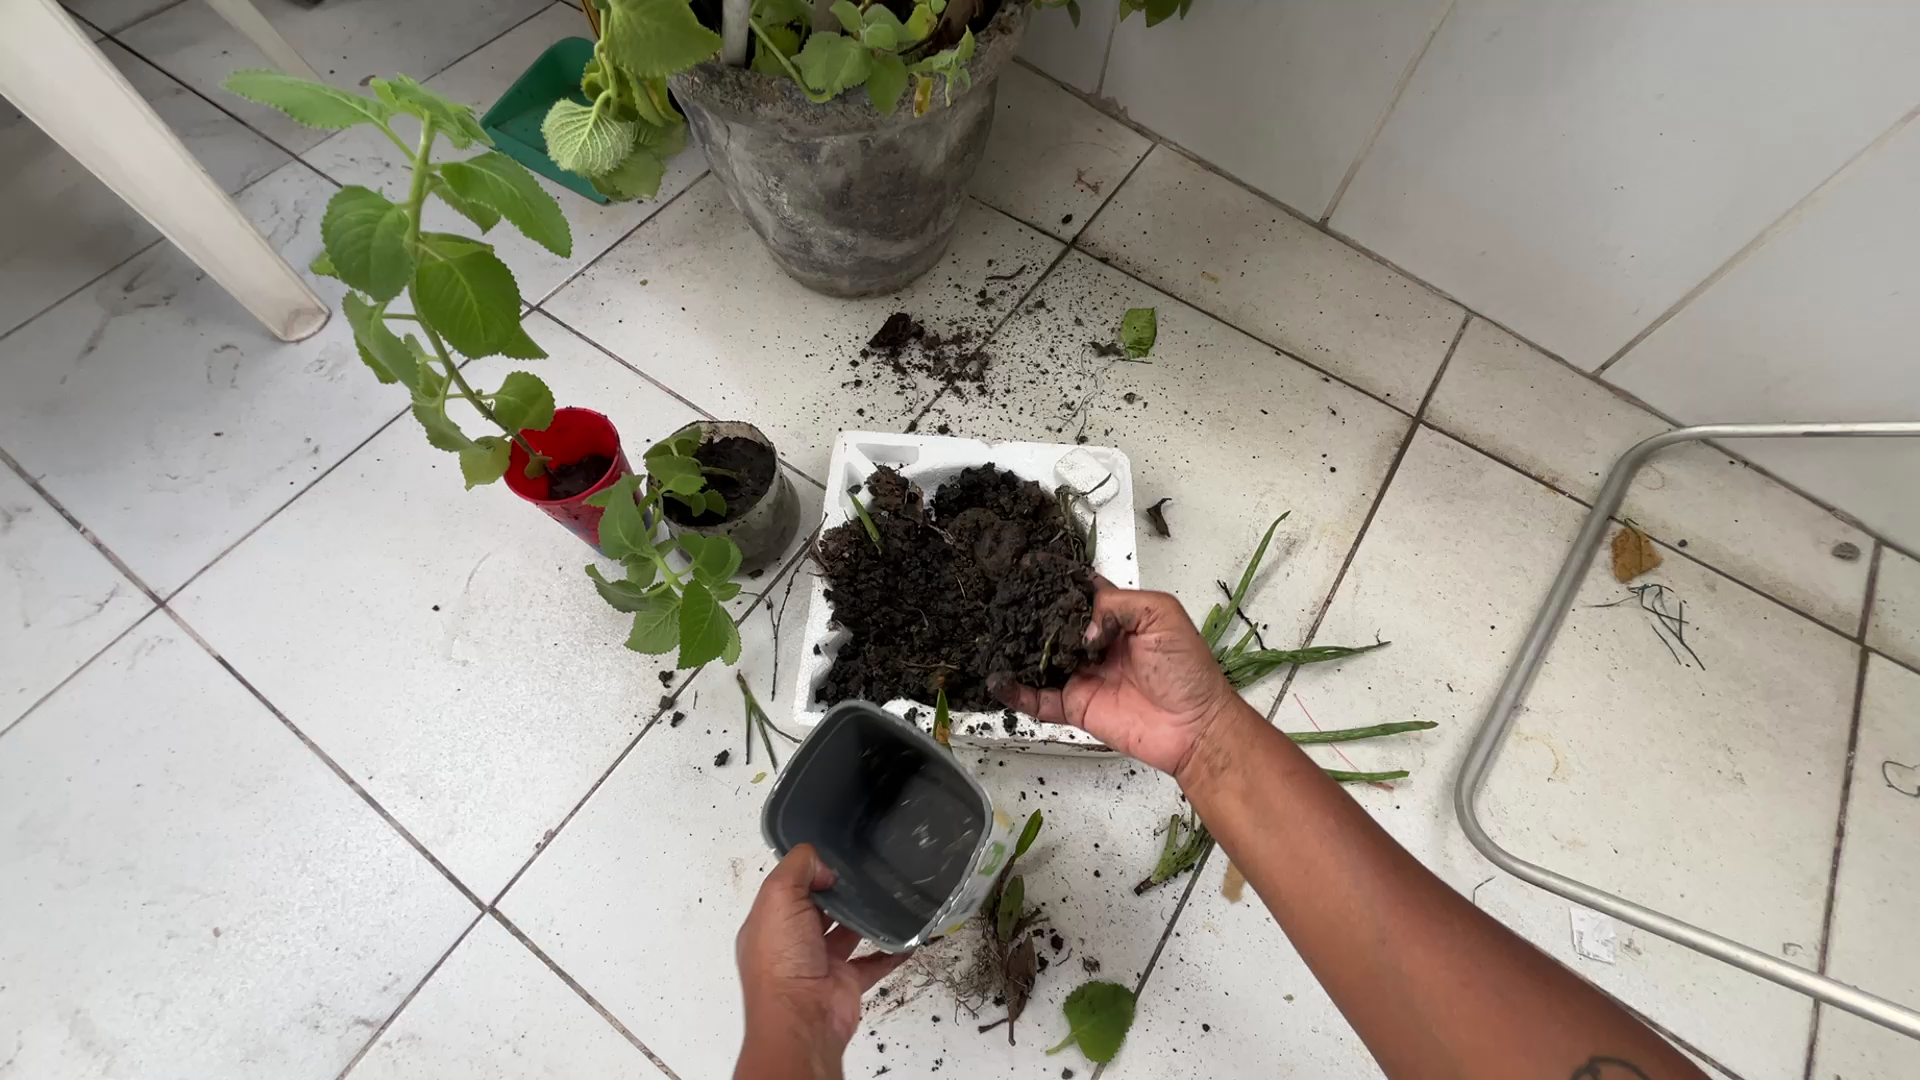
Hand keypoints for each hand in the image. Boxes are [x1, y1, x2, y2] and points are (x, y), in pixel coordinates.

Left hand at [734, 845, 909, 1079]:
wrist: (802, 1021)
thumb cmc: (782, 958)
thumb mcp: (778, 896)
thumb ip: (799, 867)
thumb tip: (825, 869)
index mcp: (770, 924)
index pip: (789, 889)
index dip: (810, 871)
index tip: (836, 856)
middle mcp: (793, 944)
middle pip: (818, 909)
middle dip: (838, 891)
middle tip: (866, 869)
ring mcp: (821, 964)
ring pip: (846, 932)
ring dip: (864, 916)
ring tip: (886, 892)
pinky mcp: (846, 982)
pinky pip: (872, 962)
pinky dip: (889, 950)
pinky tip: (905, 934)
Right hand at [988, 584, 1247, 776]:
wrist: (1194, 726)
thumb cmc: (1186, 668)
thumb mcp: (1160, 615)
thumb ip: (1116, 606)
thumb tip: (1080, 629)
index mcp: (1116, 616)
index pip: (1080, 590)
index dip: (1057, 577)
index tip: (1031, 564)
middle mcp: (1094, 643)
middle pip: (1052, 623)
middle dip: (1028, 610)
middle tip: (1002, 598)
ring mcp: (1082, 674)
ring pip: (1039, 659)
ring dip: (1016, 649)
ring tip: (990, 636)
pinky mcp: (1075, 705)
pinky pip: (1038, 699)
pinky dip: (1015, 692)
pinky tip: (997, 680)